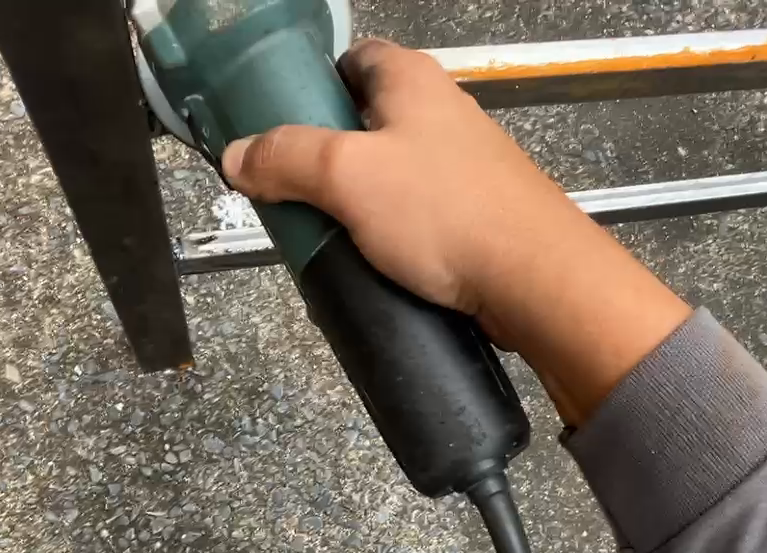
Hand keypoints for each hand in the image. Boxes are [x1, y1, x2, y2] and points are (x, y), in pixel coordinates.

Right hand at [222, 40, 689, 425]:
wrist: (531, 279)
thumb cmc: (442, 212)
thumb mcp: (347, 176)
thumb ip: (286, 160)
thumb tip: (235, 157)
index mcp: (411, 80)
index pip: (350, 59)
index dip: (310, 86)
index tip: (280, 129)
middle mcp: (440, 114)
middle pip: (365, 125)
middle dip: (325, 161)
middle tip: (294, 199)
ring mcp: (462, 169)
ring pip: (390, 179)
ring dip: (355, 208)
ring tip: (327, 241)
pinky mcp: (474, 219)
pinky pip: (416, 221)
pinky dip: (389, 239)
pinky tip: (372, 268)